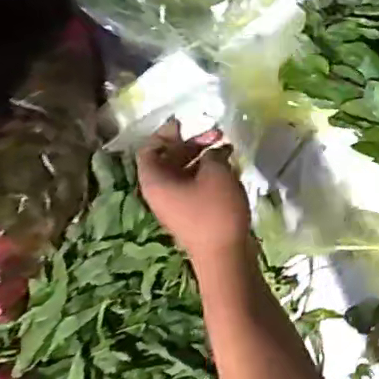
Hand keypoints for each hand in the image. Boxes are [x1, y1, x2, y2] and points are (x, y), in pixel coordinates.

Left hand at [136, 119, 253, 268]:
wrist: (225, 255)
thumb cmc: (215, 210)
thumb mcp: (216, 172)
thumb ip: (212, 154)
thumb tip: (213, 152)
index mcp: (155, 181)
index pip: (149, 150)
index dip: (165, 134)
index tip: (185, 123)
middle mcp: (159, 193)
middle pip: (168, 160)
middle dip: (191, 144)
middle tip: (216, 134)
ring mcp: (175, 206)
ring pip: (184, 173)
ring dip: (203, 158)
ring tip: (227, 149)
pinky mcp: (191, 215)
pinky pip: (194, 186)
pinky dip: (208, 174)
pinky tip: (228, 169)